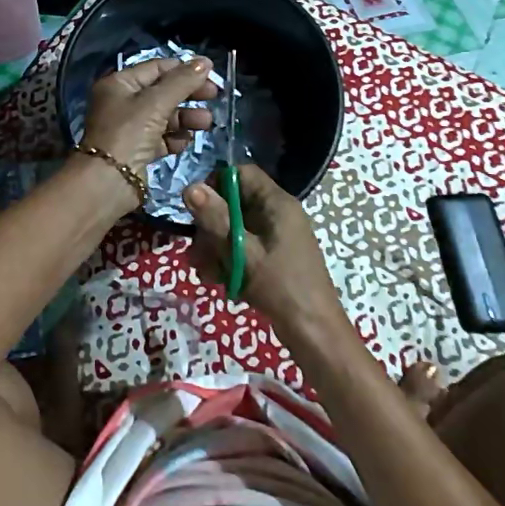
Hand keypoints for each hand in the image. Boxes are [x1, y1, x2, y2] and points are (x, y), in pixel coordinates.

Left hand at [79, 57, 219, 173]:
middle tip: (215, 95)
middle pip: (163, 91)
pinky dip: (176, 137)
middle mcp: (123, 103)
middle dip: (189, 94)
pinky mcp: (138, 150)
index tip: (210, 72)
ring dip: (187, 117)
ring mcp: (130, 128)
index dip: (184, 68)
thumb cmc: (128, 133)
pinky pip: (162, 138)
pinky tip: (186, 141)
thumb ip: (182, 81)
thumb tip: (205, 62)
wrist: (107, 183)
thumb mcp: (156, 102)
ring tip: (206, 123)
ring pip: (165, 116)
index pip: (157, 68)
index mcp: (120, 84)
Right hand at [185, 163, 342, 334]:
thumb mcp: (243, 252)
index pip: (242, 174)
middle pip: (234, 203)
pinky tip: (218, 280)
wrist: (313, 332)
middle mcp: (276, 213)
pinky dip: (228, 260)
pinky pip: (243, 246)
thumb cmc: (281, 286)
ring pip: (235, 227)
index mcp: (276, 202)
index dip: (216, 185)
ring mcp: (275, 235)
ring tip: (206, 273)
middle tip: (197, 253)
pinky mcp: (272, 256)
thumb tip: (190, 187)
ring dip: (216, 247)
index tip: (196, 209)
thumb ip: (216, 219)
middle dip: (211, 226)